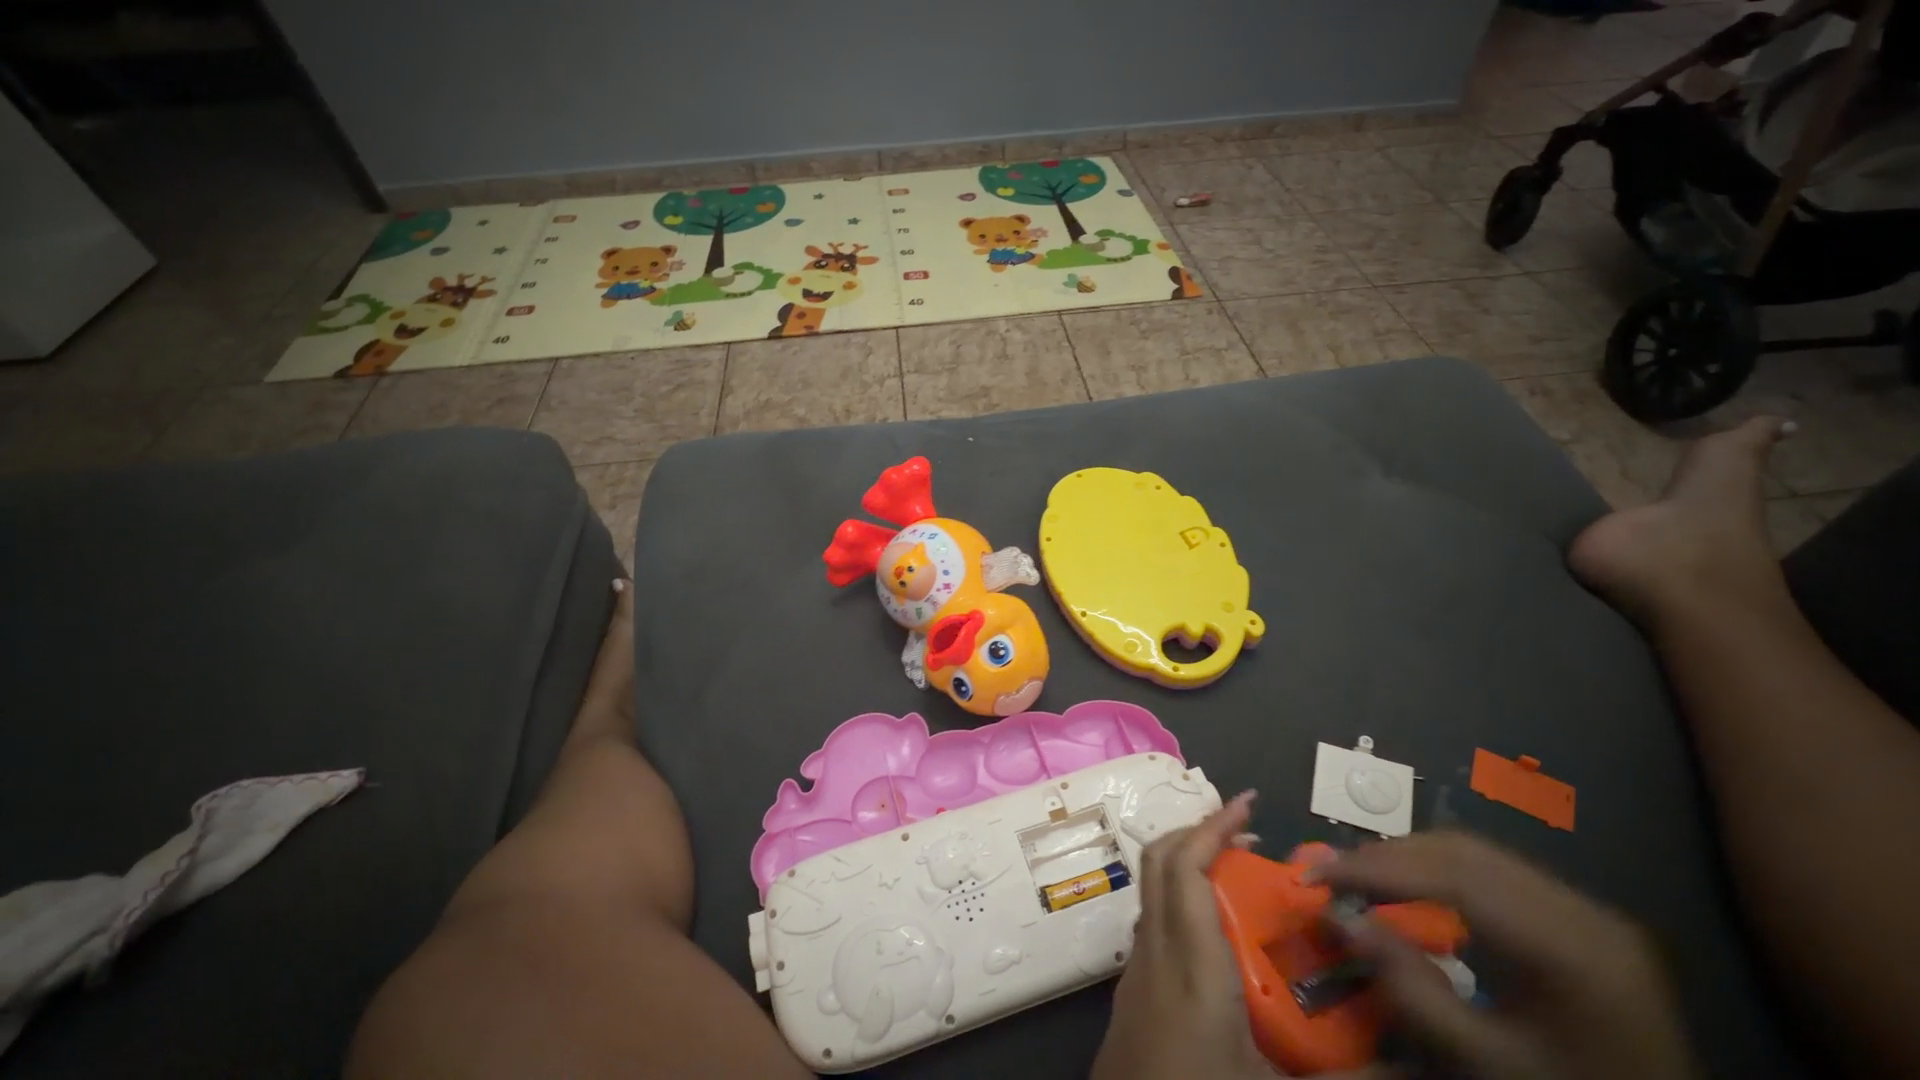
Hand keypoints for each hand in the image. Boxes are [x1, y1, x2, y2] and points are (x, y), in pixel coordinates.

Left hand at [1091, 792, 1384, 1079]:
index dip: (1212, 826)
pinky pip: (1155, 926)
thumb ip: (1353, 1077)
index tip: (1249, 804)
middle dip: (1201, 834)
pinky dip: (1185, 906)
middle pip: (1160, 864)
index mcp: (1190, 968)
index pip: (1186, 870)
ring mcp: (1135, 973)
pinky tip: (1227, 942)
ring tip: (1248, 882)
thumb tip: (1422, 1066)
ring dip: (1192, 868)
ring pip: (1155, 893)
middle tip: (1254, 838)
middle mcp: (1153, 955)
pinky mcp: (1132, 995)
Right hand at [1309, 832, 1698, 1079]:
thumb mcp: (1486, 1065)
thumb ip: (1412, 992)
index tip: (1315, 876)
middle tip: (1326, 874)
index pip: (1455, 877)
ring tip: (1356, 880)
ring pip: (1478, 854)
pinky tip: (1409, 893)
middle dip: (1387, 856)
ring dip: (1410, 859)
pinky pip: (1498, 874)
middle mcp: (1583, 912)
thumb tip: (1343, 923)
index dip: (1376, 869)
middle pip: (1465, 852)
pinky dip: (1441, 873)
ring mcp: (1588, 911)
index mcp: (1568, 950)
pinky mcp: (1583, 920)